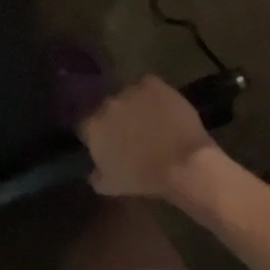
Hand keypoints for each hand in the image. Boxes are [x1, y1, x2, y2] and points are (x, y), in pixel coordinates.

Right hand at [78, 76, 219, 197]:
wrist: (183, 163)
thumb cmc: (144, 178)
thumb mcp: (112, 186)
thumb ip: (96, 176)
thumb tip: (93, 172)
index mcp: (93, 126)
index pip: (86, 126)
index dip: (98, 135)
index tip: (109, 144)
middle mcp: (106, 104)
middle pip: (107, 108)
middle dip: (116, 119)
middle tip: (131, 133)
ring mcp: (129, 91)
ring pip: (127, 95)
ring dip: (134, 105)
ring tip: (151, 120)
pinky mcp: (152, 83)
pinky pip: (148, 86)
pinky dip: (153, 95)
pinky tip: (164, 108)